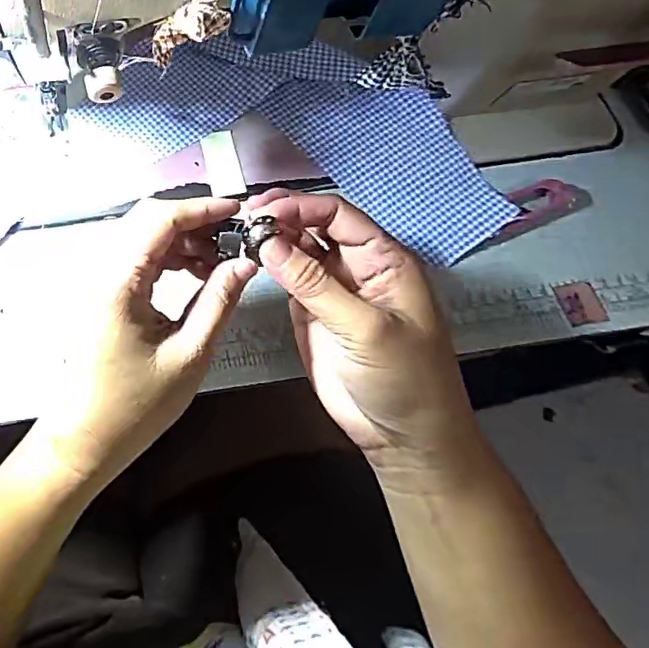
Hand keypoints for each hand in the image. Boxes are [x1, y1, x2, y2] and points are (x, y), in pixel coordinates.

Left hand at [34, 198, 257, 487]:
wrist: (84, 436)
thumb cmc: (131, 407)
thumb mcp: (188, 356)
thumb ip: (218, 302)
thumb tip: (243, 264)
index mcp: (117, 282)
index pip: (158, 219)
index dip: (200, 209)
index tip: (235, 210)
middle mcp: (100, 271)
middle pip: (147, 220)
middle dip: (193, 221)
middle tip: (232, 234)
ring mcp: (96, 279)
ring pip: (141, 235)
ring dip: (180, 239)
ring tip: (219, 257)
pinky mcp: (100, 291)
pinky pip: (135, 256)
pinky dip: (166, 256)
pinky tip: (194, 272)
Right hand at [243, 190, 482, 478]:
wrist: (404, 440)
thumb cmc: (406, 383)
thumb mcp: (365, 329)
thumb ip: (314, 284)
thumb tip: (268, 242)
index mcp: (385, 261)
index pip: (338, 215)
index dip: (300, 207)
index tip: (263, 211)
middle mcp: (356, 267)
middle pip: (314, 225)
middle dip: (281, 217)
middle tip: (245, 218)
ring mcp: (332, 287)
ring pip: (296, 247)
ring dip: (270, 237)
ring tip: (241, 235)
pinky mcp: (311, 309)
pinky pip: (286, 275)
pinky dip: (267, 263)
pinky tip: (250, 257)